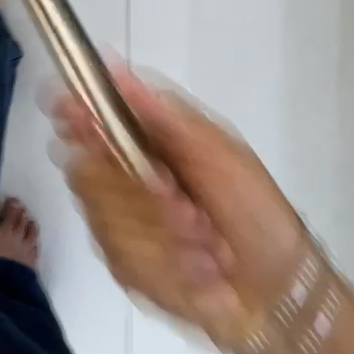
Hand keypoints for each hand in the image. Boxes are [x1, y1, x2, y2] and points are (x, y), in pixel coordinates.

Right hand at [52, 69, 311, 351]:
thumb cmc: (254, 210)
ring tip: (210, 246)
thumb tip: (113, 64)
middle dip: (139, 193)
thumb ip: (163, 115)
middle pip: (82, 169)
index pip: (79, 114)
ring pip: (103, 217)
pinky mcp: (122, 263)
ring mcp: (113, 221)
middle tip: (186, 205)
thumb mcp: (221, 153)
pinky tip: (201, 272)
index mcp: (137, 139)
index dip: (70, 115)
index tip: (78, 122)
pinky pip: (121, 257)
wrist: (282, 289)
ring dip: (165, 235)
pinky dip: (169, 266)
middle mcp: (115, 174)